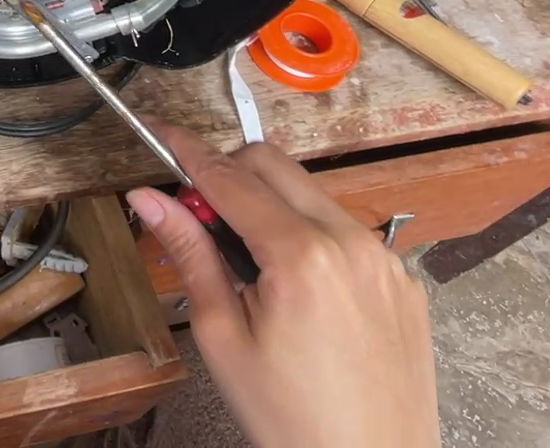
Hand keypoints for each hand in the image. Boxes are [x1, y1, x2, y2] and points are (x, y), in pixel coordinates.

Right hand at [126, 127, 437, 447]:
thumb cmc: (289, 417)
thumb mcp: (221, 335)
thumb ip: (189, 252)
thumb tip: (147, 197)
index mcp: (300, 256)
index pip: (229, 176)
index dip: (187, 150)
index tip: (159, 132)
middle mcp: (350, 242)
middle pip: (271, 163)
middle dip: (228, 170)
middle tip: (200, 214)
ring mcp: (383, 258)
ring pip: (307, 190)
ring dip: (267, 200)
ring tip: (248, 259)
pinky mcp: (402, 278)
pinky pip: (341, 226)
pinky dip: (306, 230)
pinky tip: (294, 283)